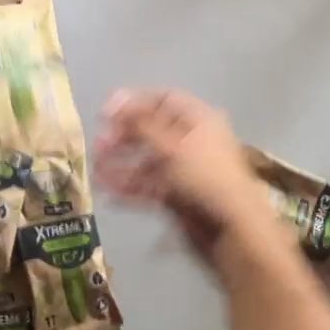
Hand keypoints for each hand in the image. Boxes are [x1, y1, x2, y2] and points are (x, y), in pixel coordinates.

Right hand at [94, 89, 271, 260]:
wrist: (233, 230)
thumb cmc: (205, 176)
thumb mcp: (171, 144)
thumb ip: (140, 122)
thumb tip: (115, 100)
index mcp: (199, 120)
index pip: (163, 99)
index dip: (134, 102)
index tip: (106, 112)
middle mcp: (193, 140)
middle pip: (152, 130)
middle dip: (123, 135)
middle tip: (100, 143)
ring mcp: (185, 169)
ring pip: (147, 159)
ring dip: (121, 161)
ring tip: (96, 167)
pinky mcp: (178, 194)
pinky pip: (149, 183)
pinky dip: (128, 184)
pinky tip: (106, 187)